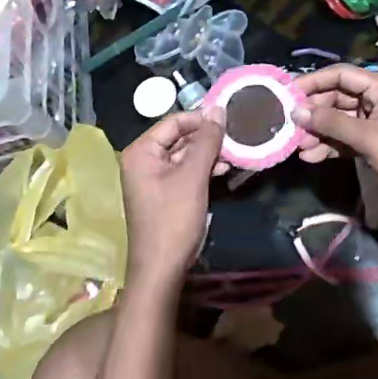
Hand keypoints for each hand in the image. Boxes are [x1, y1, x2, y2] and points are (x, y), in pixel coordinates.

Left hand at [119, 108, 225, 285]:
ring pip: (184, 155)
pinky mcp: (163, 194)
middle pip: (178, 137)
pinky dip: (202, 169)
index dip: (201, 119)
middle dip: (206, 138)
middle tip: (236, 138)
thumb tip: (218, 109)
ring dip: (208, 154)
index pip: (174, 122)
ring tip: (233, 155)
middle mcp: (142, 160)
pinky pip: (184, 171)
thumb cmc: (174, 219)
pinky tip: (223, 170)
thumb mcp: (193, 176)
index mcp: (141, 151)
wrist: (161, 269)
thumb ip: (207, 140)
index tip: (230, 121)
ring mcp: (152, 178)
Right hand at [290, 65, 377, 211]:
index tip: (286, 95)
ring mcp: (376, 122)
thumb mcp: (370, 138)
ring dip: (319, 132)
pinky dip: (330, 146)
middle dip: (314, 113)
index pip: (340, 74)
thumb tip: (297, 111)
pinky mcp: (375, 143)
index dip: (312, 82)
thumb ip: (332, 123)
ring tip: (299, 147)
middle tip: (289, 127)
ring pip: (339, 120)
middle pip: (337, 97)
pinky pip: (346, 138)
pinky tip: (312, 157)